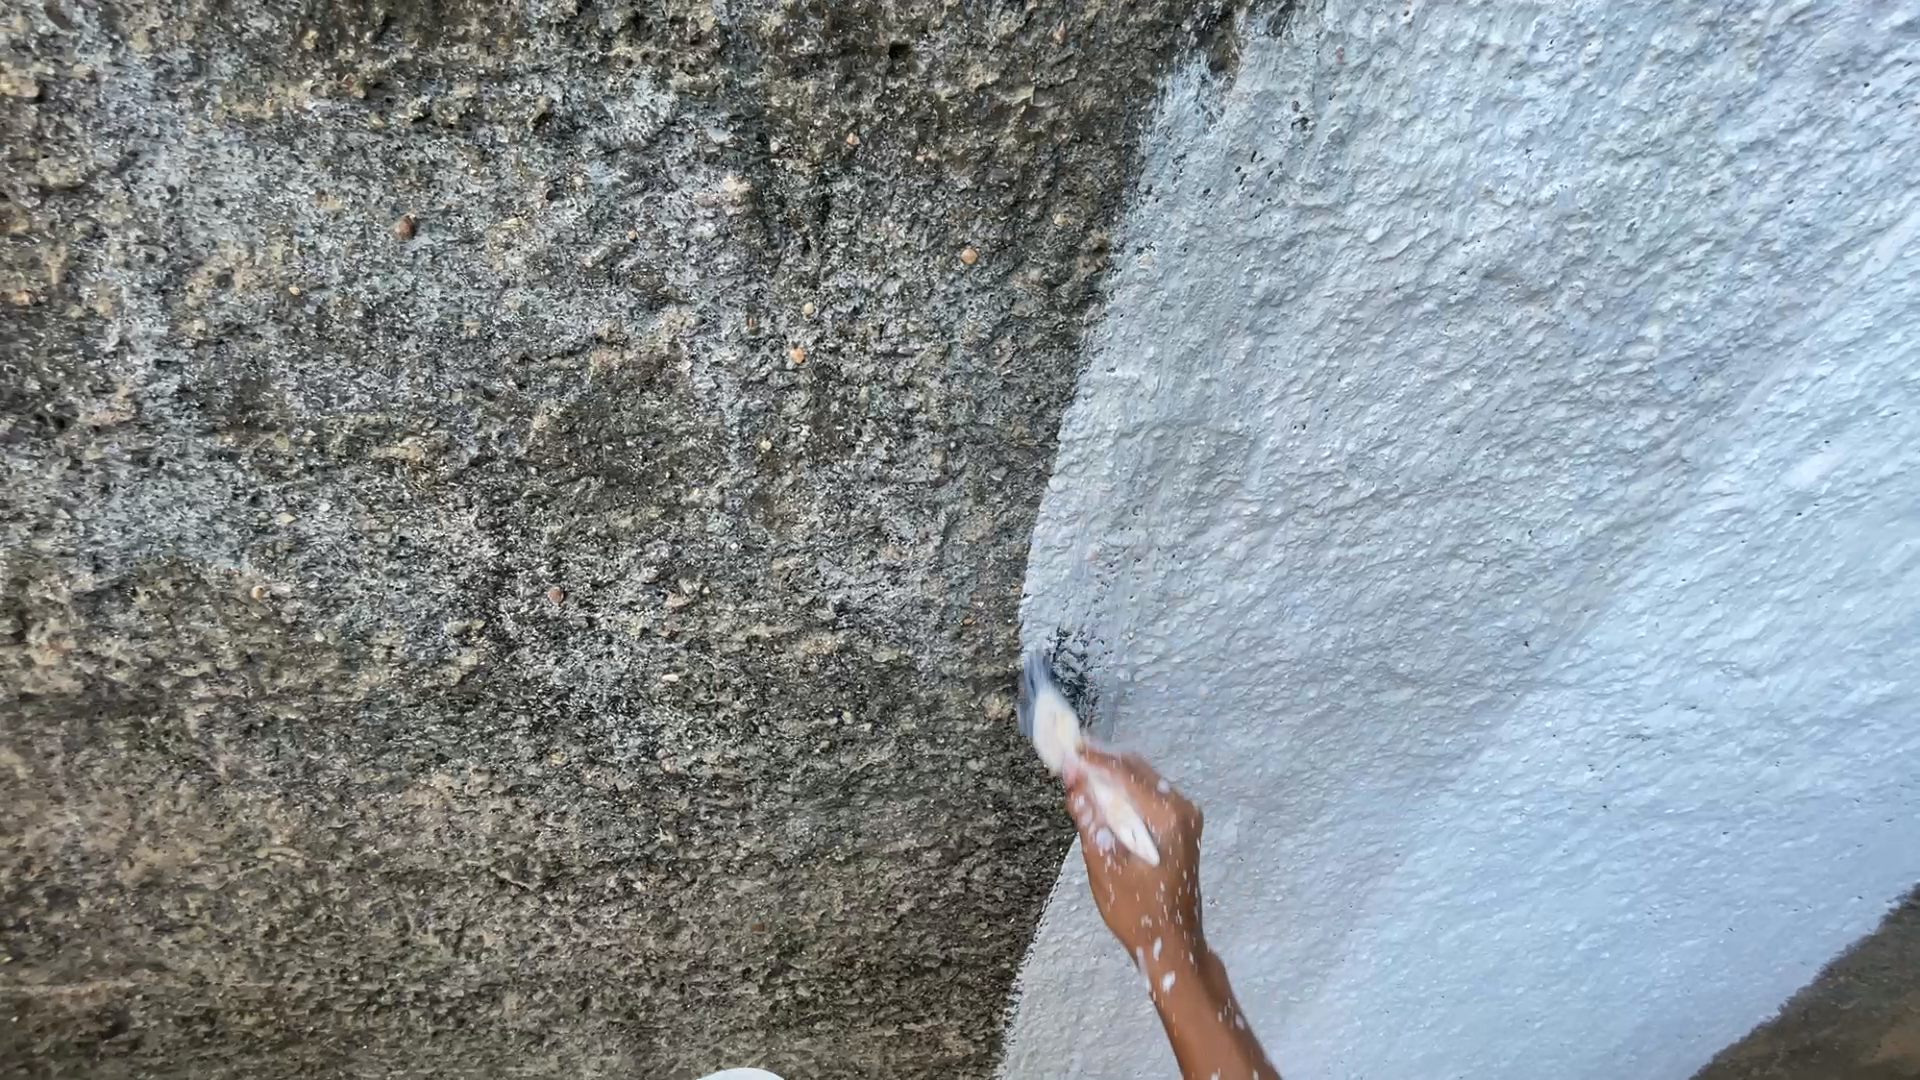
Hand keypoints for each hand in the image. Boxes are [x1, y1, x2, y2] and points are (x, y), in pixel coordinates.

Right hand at [1066, 747, 1279, 1079]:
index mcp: (1168, 815)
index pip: (1124, 772)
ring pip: (1142, 776)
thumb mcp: (1104, 865)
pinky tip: (1101, 789)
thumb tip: (1071, 775)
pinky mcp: (1181, 824)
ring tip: (1079, 767)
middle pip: (1136, 767)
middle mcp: (1182, 807)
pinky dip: (1122, 785)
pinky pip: (1148, 791)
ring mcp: (1185, 815)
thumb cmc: (1137, 912)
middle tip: (1068, 753)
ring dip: (1111, 770)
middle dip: (1101, 759)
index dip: (1093, 758)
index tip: (1065, 748)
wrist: (1173, 947)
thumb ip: (1088, 817)